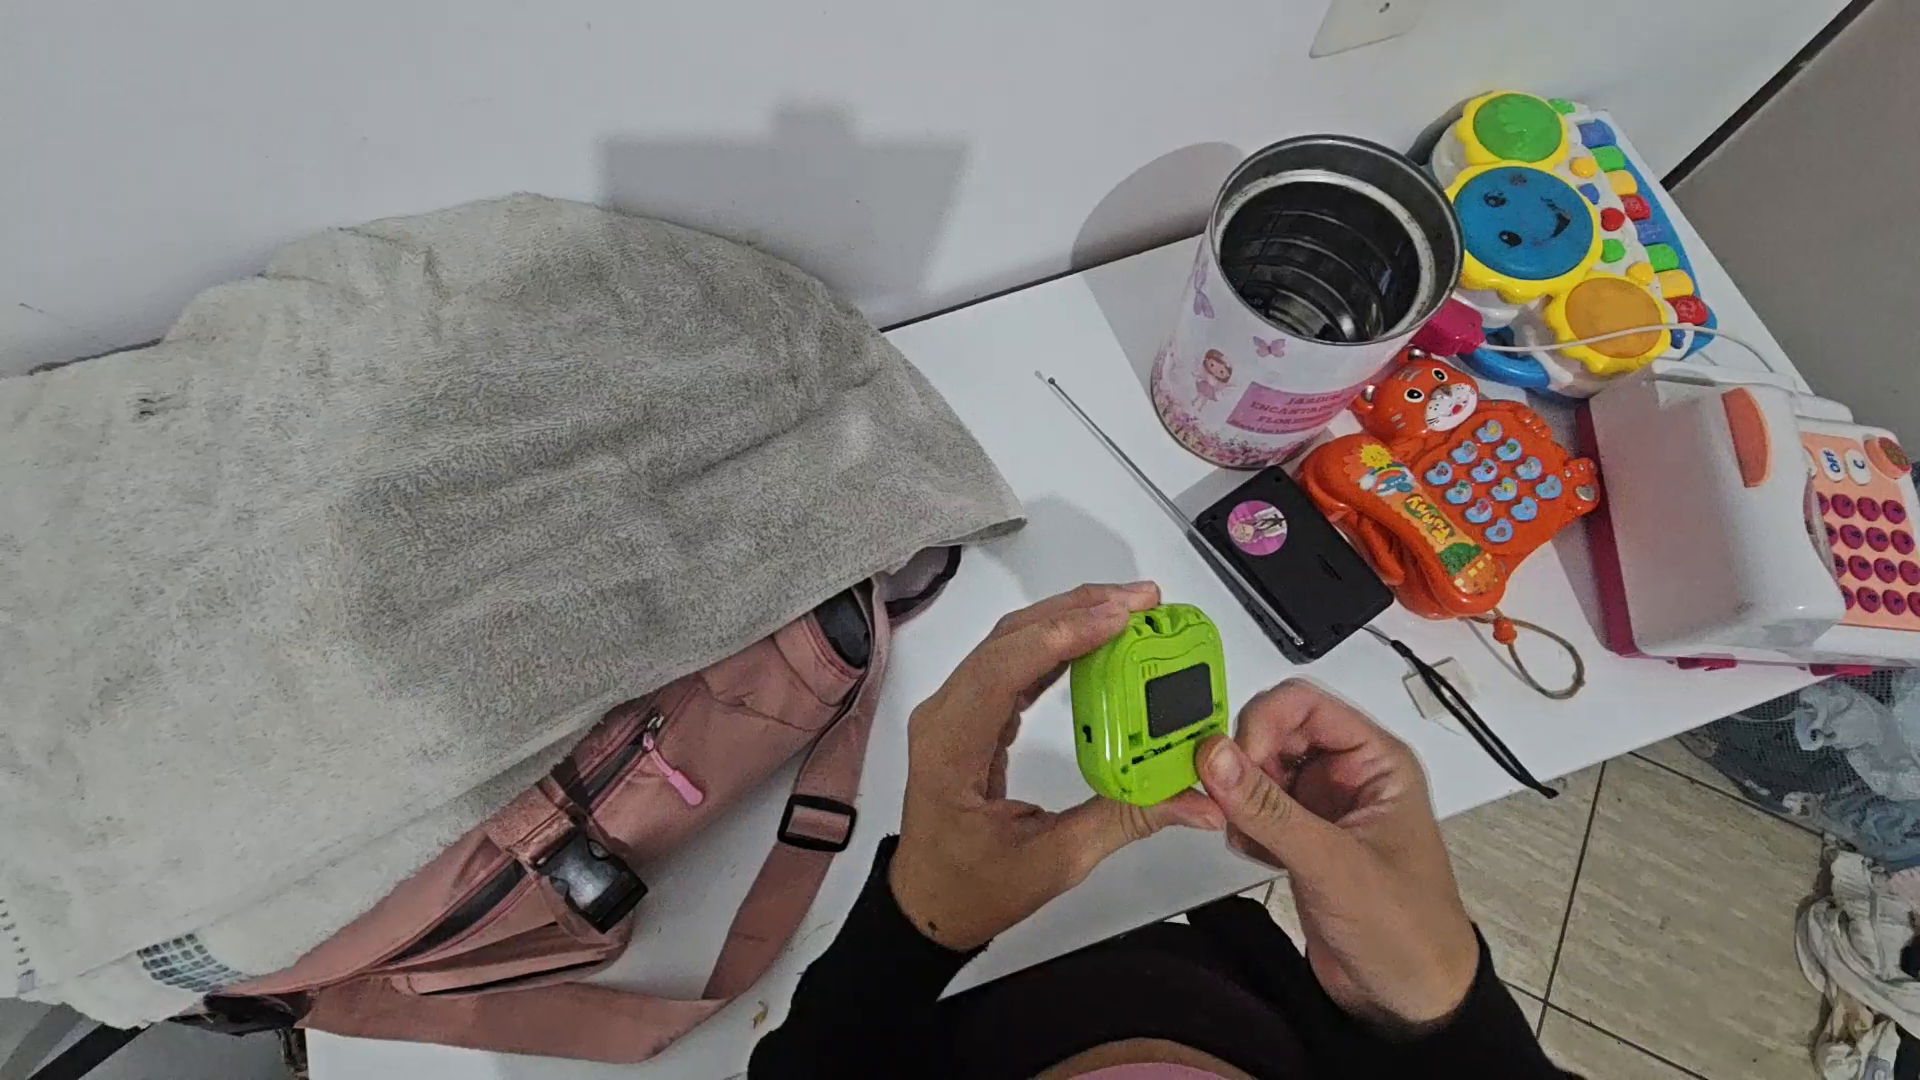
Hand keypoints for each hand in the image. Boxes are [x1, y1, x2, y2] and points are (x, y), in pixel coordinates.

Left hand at [889, 583, 1224, 949]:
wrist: (927, 901)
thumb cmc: (973, 887)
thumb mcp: (1055, 860)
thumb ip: (1126, 819)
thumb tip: (1197, 799)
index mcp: (950, 746)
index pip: (1001, 669)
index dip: (1060, 636)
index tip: (1118, 617)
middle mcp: (945, 713)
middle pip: (1008, 639)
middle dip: (1075, 610)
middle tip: (1141, 600)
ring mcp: (955, 708)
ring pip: (1011, 643)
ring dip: (1068, 619)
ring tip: (1128, 609)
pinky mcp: (971, 711)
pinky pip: (1013, 663)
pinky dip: (1056, 645)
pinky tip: (1094, 638)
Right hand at [1196, 681, 1477, 1033]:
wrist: (1408, 1003)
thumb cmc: (1411, 935)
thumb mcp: (1335, 865)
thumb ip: (1269, 809)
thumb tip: (1216, 756)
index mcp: (1374, 761)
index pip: (1303, 704)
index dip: (1262, 722)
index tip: (1234, 759)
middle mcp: (1343, 773)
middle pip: (1271, 730)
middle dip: (1242, 762)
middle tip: (1228, 799)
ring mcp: (1317, 802)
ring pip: (1253, 764)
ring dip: (1238, 796)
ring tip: (1253, 835)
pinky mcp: (1295, 829)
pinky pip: (1247, 801)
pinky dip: (1240, 822)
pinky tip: (1261, 854)